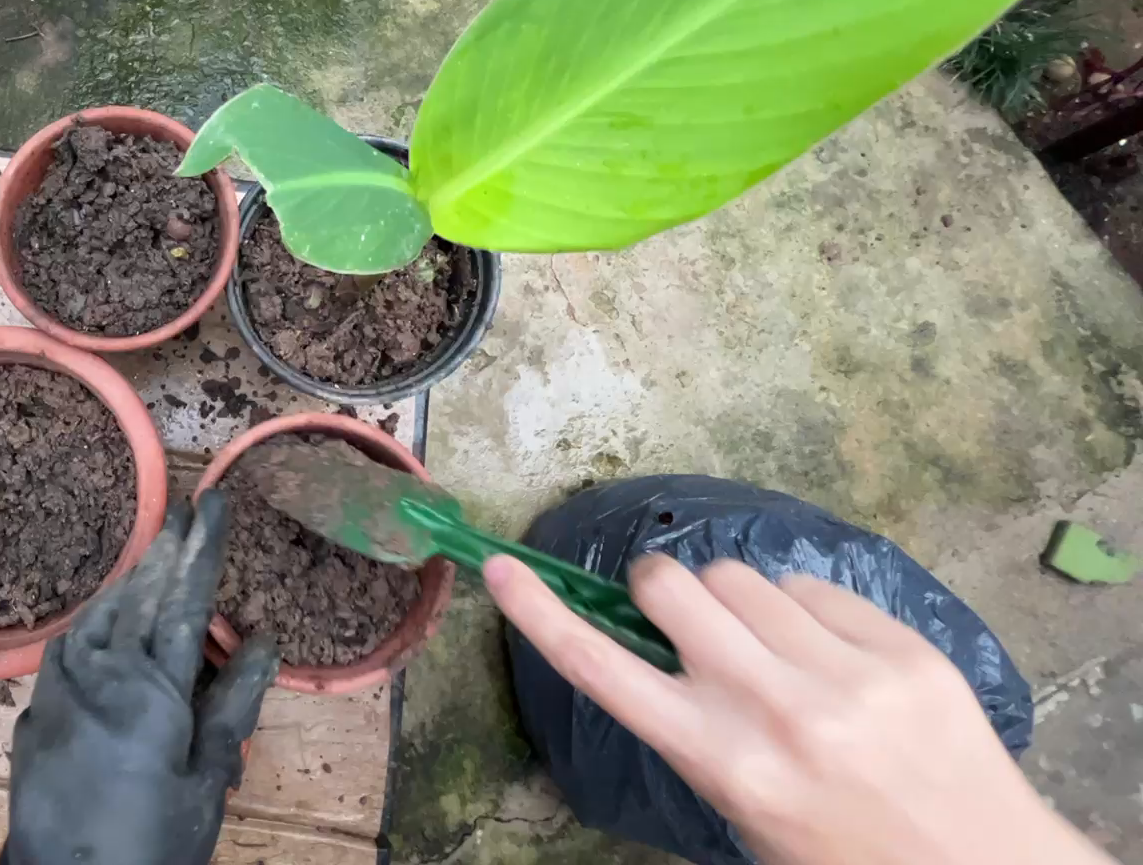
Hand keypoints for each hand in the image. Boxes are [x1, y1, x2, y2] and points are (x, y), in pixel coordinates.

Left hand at [4, 490, 279, 864]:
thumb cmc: (152, 840)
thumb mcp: (206, 781)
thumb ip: (233, 705)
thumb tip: (267, 643)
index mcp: (156, 690)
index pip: (186, 602)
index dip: (204, 550)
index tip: (214, 505)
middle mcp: (107, 671)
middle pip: (144, 594)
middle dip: (169, 547)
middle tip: (185, 509)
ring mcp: (66, 682)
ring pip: (106, 609)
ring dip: (134, 574)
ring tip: (158, 545)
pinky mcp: (41, 700)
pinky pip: (73, 638)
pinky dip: (97, 612)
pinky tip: (108, 605)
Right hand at [486, 554, 1113, 864]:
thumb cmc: (828, 839)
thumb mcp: (731, 791)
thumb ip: (680, 710)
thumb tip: (642, 622)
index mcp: (715, 756)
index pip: (597, 667)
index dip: (537, 612)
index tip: (499, 567)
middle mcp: (771, 710)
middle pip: (666, 584)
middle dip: (661, 588)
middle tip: (684, 617)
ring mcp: (844, 678)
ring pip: (734, 574)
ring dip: (735, 600)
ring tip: (774, 647)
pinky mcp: (905, 654)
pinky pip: (807, 584)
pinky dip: (801, 607)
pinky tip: (833, 653)